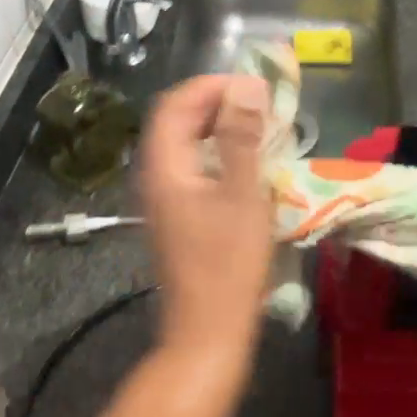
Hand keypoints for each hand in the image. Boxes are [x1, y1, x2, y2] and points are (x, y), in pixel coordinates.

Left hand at [138, 74, 275, 364]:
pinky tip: (249, 168)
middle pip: (177, 121)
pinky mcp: (178, 217)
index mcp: (164, 166)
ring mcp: (164, 199)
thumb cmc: (228, 265)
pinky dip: (219, 156)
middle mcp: (155, 177)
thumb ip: (242, 136)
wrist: (207, 332)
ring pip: (186, 146)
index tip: (252, 86)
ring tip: (261, 130)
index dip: (211, 86)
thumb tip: (245, 84)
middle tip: (261, 106)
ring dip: (220, 129)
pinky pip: (193, 169)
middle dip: (217, 103)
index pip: (175, 103)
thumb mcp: (242, 195)